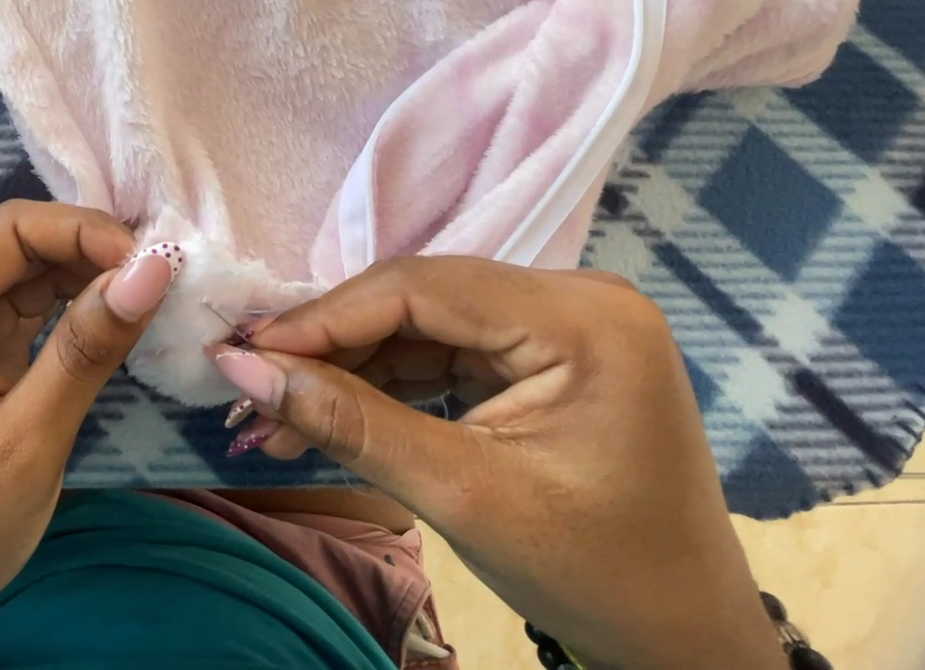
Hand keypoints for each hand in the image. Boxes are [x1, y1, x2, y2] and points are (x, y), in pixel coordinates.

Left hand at [0, 201, 175, 669]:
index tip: (149, 261)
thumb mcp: (26, 443)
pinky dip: (79, 304)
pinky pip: (33, 306)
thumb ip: (85, 350)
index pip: (8, 231)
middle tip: (162, 277)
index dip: (81, 230)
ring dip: (91, 273)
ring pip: (30, 270)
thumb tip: (150, 270)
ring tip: (152, 291)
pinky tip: (119, 313)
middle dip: (91, 248)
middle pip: (19, 242)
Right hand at [214, 258, 785, 669]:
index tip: (246, 352)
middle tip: (253, 384)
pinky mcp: (538, 351)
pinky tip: (330, 412)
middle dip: (328, 348)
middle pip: (414, 301)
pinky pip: (438, 350)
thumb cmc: (594, 576)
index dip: (323, 317)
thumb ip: (348, 422)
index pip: (420, 289)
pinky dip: (381, 383)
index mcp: (581, 321)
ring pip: (417, 325)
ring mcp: (556, 322)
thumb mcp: (462, 496)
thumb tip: (242, 368)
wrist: (682, 643)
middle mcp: (572, 298)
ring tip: (278, 413)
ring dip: (345, 368)